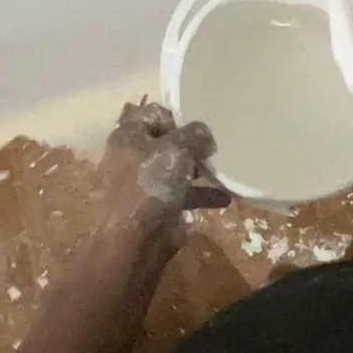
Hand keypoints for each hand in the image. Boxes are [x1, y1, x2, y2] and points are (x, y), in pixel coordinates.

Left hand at [97, 100, 230, 250]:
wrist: (136, 238)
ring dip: (200, 170)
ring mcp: (144, 182)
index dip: (176, 119)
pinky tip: (224, 198)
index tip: (192, 134)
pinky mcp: (157, 205)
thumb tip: (205, 136)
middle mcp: (132, 156)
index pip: (154, 114)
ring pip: (176, 168)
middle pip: (167, 141)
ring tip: (220, 172)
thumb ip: (195, 134)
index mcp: (128, 136)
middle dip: (192, 146)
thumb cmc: (152, 183)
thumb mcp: (178, 148)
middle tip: (208, 152)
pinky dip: (202, 194)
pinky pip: (183, 193)